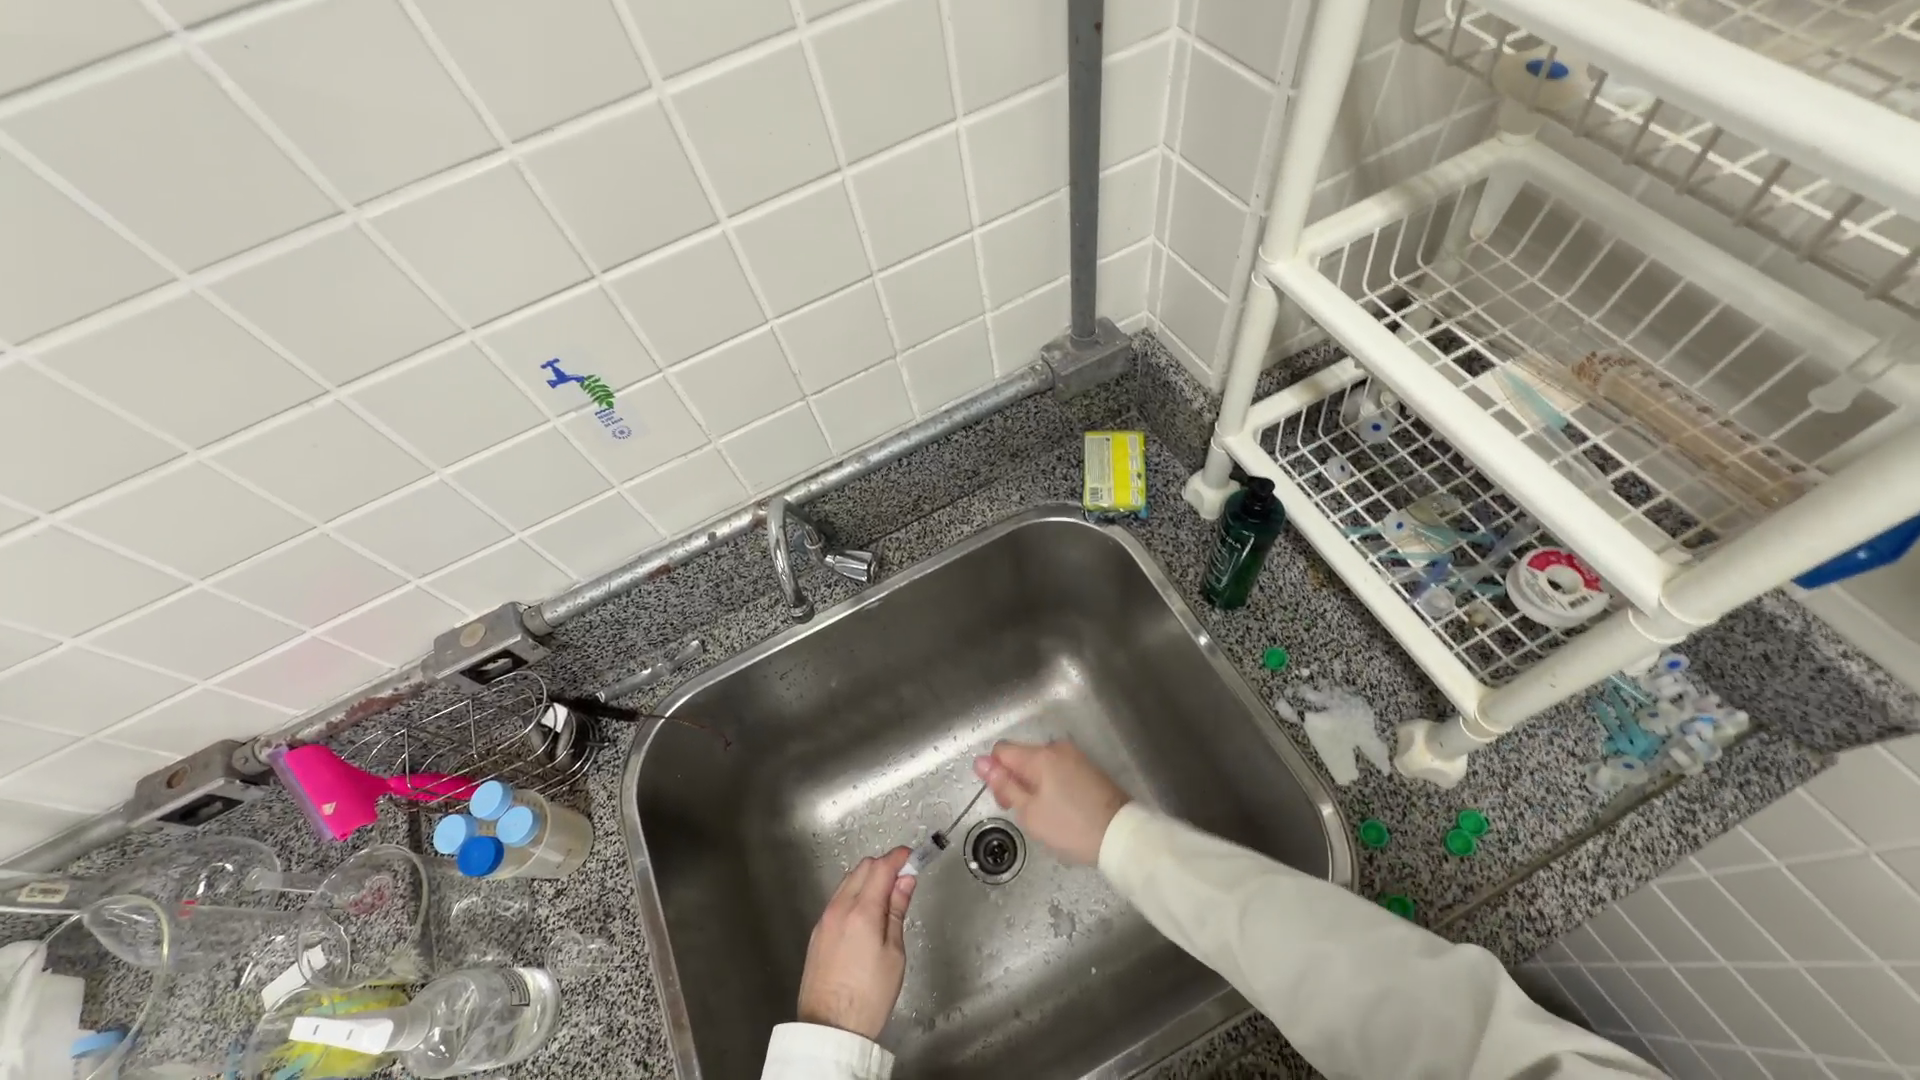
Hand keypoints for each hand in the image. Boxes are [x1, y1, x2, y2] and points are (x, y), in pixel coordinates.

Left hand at [796, 847, 917, 1039]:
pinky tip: (867, 912)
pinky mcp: (818, 933)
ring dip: (868, 879)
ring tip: (887, 896)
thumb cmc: (869, 996)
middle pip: (862, 868)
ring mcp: (825, 920)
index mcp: (861, 911)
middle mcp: (839, 909)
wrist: (830, 1028)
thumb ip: (897, 910)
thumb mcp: (894, 953)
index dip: (898, 858)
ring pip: (848, 882)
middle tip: (904, 878)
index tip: (911, 856)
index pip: (881, 868)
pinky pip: (838, 900)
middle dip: (884, 866)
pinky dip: (855, 894)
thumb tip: (905, 881)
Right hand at [973, 740, 1130, 864]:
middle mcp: (1057, 748)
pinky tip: (1061, 809)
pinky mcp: (1088, 768)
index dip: (995, 773)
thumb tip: (980, 763)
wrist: (1120, 835)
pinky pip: (1058, 770)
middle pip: (1021, 757)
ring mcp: (1075, 756)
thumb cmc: (1070, 827)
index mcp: (1040, 755)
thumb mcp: (1029, 812)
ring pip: (1040, 765)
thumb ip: (1004, 785)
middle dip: (1015, 781)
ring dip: (1034, 785)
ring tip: (1045, 816)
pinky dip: (1052, 786)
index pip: (1001, 751)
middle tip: (1026, 813)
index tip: (1005, 799)